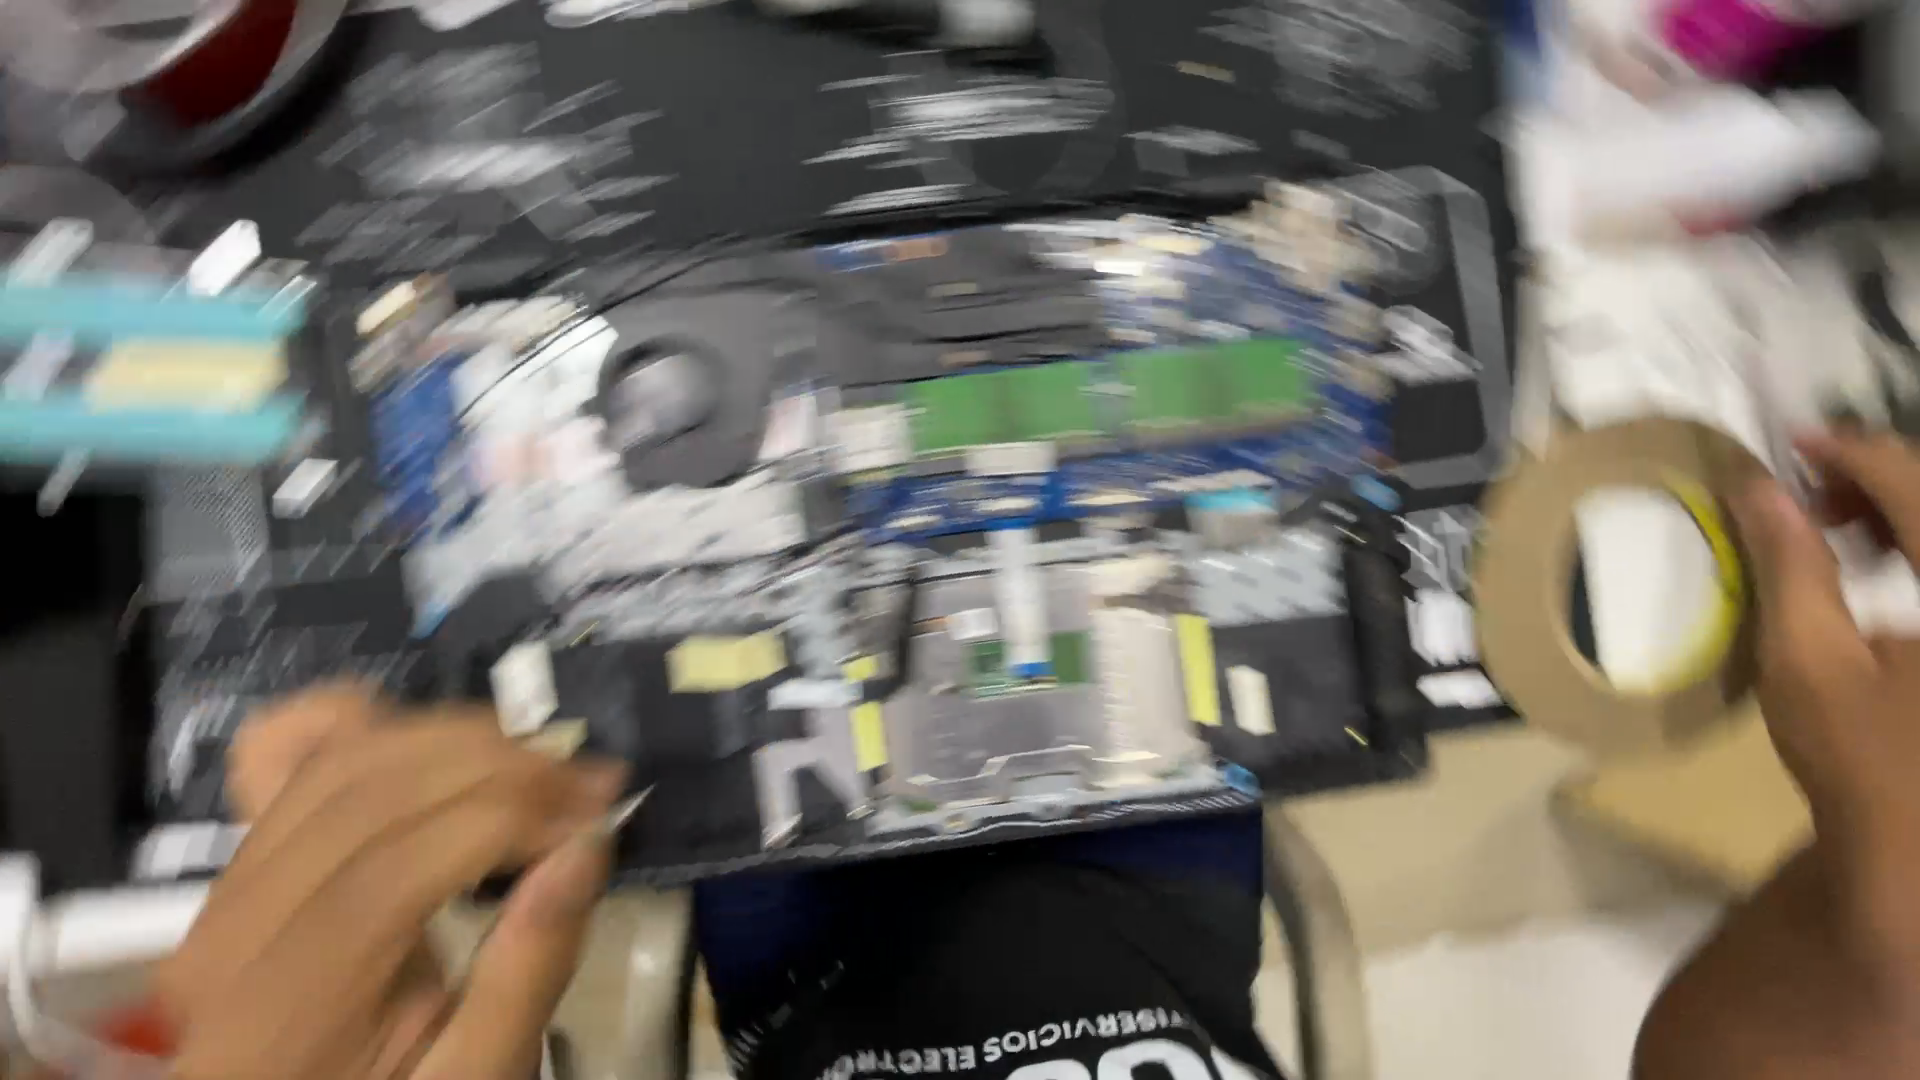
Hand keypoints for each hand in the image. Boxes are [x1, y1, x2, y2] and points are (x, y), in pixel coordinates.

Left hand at [153, 683, 626, 1079]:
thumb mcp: (478, 1074)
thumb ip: (530, 969)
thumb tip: (587, 844)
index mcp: (281, 1012)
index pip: (394, 870)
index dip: (511, 820)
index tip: (599, 818)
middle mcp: (228, 930)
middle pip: (371, 795)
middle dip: (506, 768)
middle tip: (594, 783)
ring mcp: (228, 878)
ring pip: (345, 756)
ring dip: (466, 738)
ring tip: (545, 762)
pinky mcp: (248, 848)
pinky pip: (287, 749)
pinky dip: (366, 718)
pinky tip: (438, 732)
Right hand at [1733, 432, 1919, 847]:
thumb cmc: (1860, 750)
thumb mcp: (1806, 654)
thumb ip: (1790, 563)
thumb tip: (1760, 488)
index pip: (1919, 486)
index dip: (1853, 453)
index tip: (1790, 443)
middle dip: (1879, 480)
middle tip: (1803, 500)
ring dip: (1903, 512)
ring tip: (1835, 531)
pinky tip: (1883, 565)